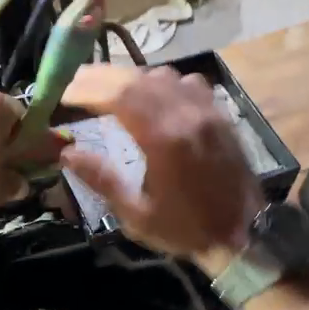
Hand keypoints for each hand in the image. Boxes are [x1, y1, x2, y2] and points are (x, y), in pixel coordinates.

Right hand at [60, 65, 262, 262]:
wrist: (244, 233)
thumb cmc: (185, 230)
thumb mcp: (136, 216)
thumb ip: (102, 180)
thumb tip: (67, 153)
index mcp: (165, 141)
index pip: (119, 96)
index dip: (87, 89)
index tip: (63, 91)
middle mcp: (187, 116)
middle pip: (137, 79)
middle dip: (101, 77)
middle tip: (74, 81)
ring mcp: (207, 111)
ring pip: (162, 76)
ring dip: (130, 77)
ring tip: (105, 87)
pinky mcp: (219, 114)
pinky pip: (187, 83)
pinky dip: (161, 82)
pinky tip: (149, 94)